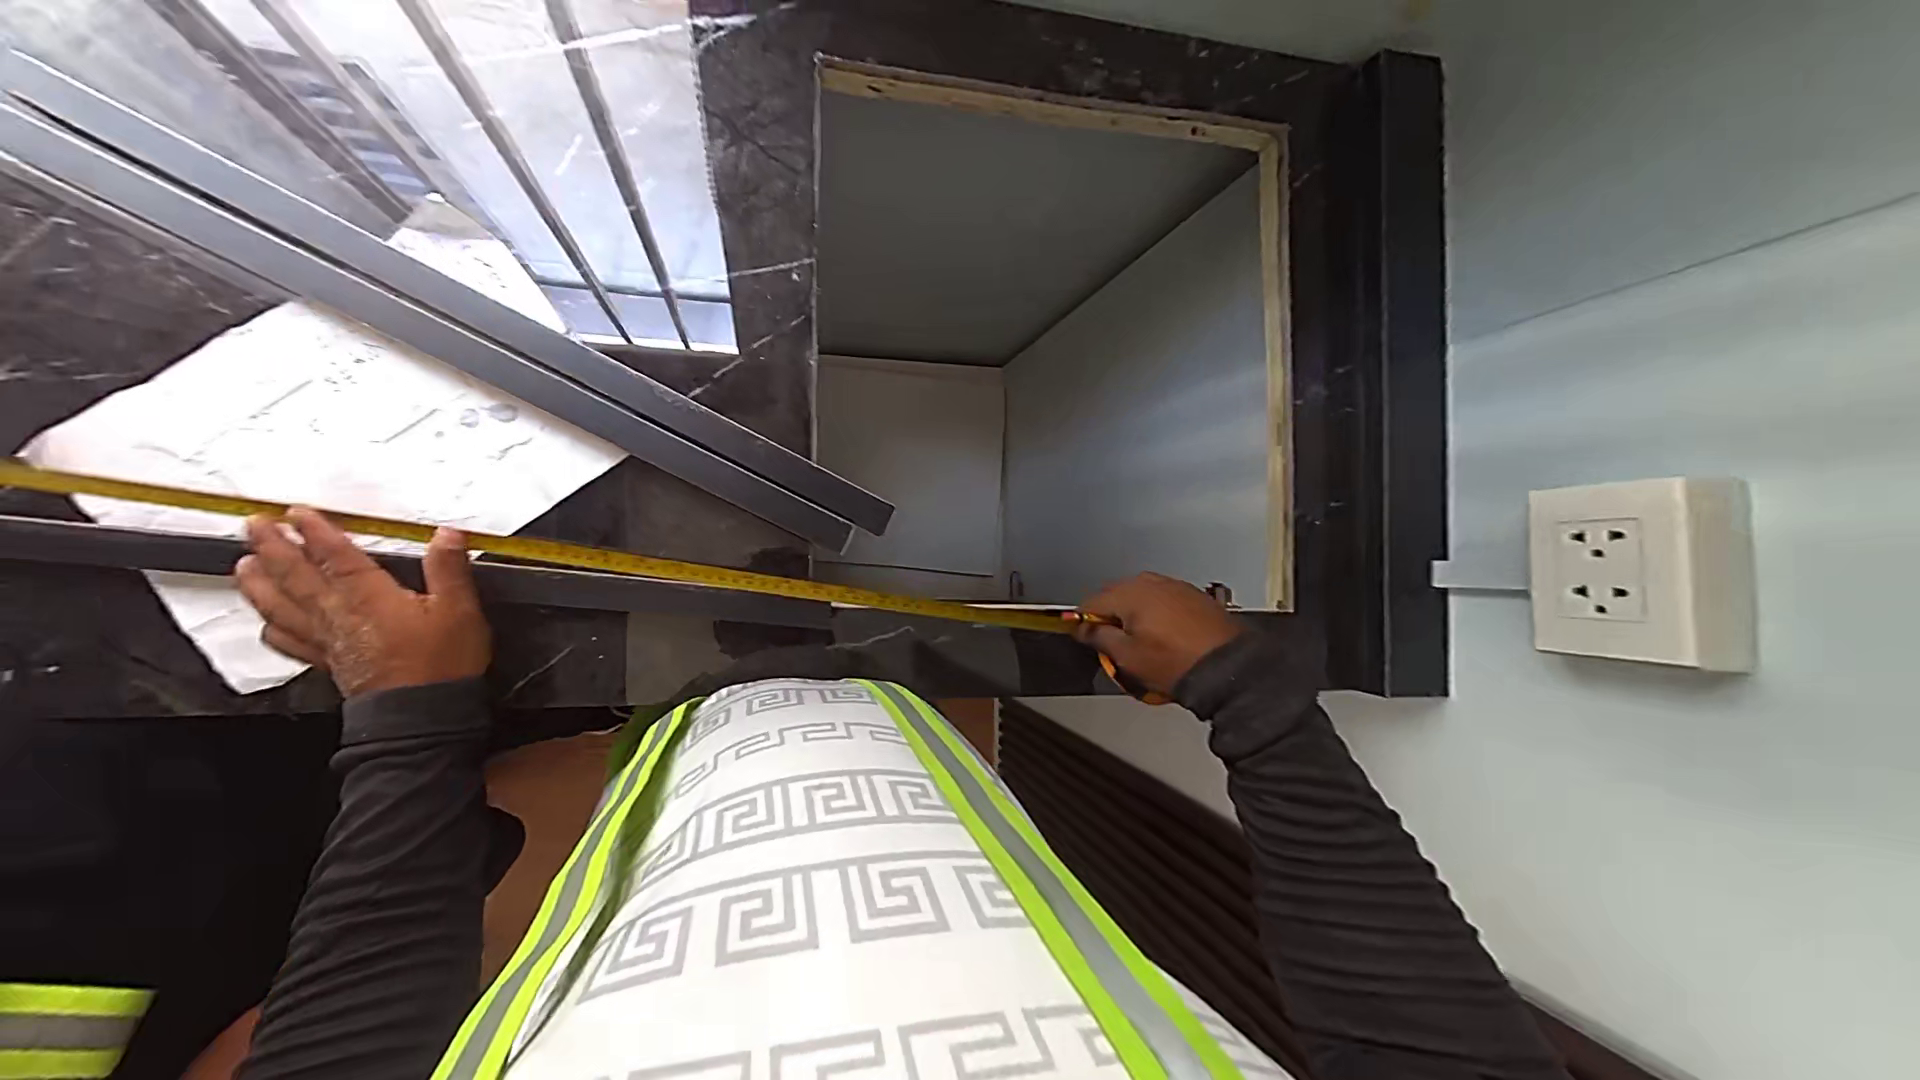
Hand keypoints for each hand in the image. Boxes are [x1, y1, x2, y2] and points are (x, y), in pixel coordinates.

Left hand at [234, 508, 490, 697]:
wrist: (421, 711)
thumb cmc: (442, 661)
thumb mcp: (460, 608)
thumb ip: (449, 569)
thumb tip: (446, 536)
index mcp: (370, 597)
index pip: (335, 556)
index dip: (316, 532)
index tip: (299, 513)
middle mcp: (340, 615)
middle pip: (295, 575)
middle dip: (273, 547)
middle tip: (256, 526)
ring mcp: (329, 640)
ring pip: (280, 605)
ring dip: (258, 582)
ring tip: (244, 564)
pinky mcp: (329, 662)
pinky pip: (288, 641)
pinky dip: (271, 626)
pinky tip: (265, 621)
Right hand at [1069, 573, 1243, 695]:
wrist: (1228, 669)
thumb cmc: (1180, 662)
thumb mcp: (1126, 656)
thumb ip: (1098, 636)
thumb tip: (1084, 627)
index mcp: (1130, 593)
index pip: (1091, 603)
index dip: (1084, 623)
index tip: (1085, 638)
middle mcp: (1152, 583)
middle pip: (1116, 597)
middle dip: (1110, 618)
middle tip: (1113, 648)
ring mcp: (1175, 587)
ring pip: (1141, 599)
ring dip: (1135, 618)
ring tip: (1142, 647)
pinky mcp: (1194, 597)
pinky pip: (1164, 603)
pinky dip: (1158, 618)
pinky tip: (1164, 640)